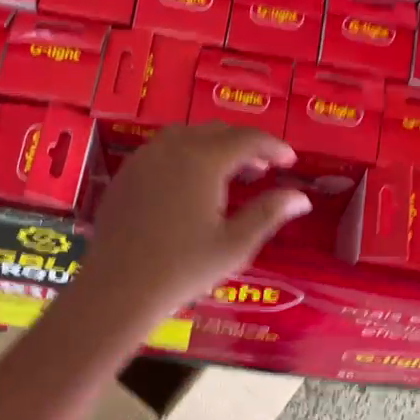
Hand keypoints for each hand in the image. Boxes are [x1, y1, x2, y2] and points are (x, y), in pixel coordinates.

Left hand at [77, 125, 311, 321]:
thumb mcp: (234, 245)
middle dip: (244, 145)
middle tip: (263, 169)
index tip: (290, 160)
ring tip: (228, 174)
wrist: (118, 288)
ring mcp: (143, 159)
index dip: (273, 146)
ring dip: (213, 146)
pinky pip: (161, 151)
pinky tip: (190, 185)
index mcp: (203, 160)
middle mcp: (172, 148)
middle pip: (216, 131)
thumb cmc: (183, 269)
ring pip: (186, 136)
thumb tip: (300, 197)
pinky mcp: (125, 175)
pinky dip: (184, 155)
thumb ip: (268, 214)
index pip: (247, 139)